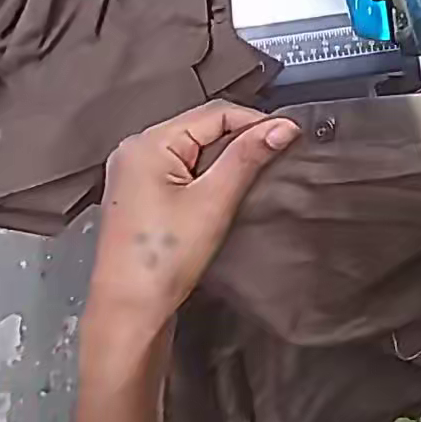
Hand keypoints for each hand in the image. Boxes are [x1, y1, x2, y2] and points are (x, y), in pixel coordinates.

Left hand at [86, 101, 299, 339]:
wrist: (130, 308)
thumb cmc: (164, 257)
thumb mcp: (213, 201)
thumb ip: (247, 157)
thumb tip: (281, 127)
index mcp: (148, 143)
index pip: (214, 113)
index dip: (256, 121)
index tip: (290, 136)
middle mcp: (136, 149)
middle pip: (203, 126)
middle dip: (243, 136)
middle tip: (279, 152)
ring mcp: (136, 171)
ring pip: (195, 146)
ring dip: (228, 153)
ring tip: (261, 167)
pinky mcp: (142, 191)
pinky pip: (183, 165)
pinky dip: (210, 170)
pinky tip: (229, 184)